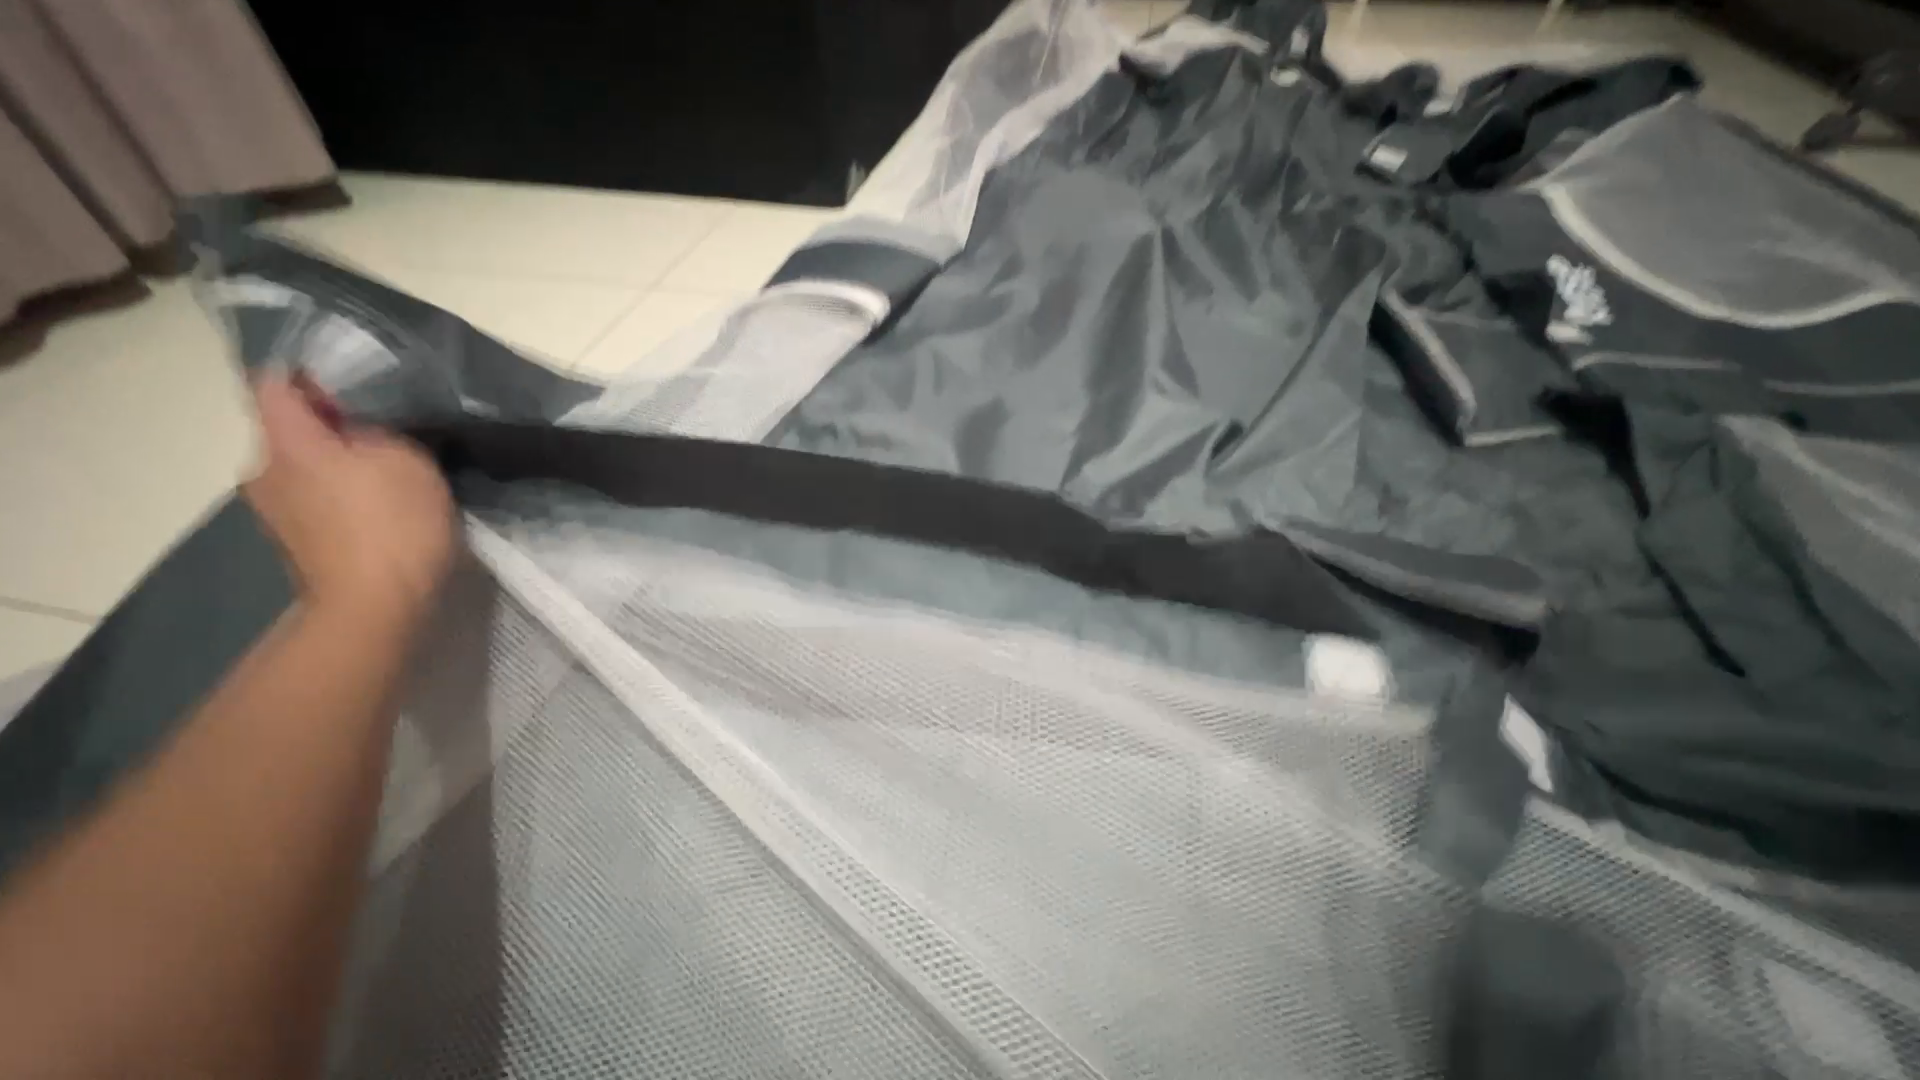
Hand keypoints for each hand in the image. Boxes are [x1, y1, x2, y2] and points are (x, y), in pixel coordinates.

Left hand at [243, 376, 455, 627]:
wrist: (376, 609)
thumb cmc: (393, 525)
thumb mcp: (408, 459)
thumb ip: (377, 430)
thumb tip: (358, 429)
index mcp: (286, 441)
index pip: (274, 382)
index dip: (310, 375)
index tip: (355, 387)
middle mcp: (262, 470)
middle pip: (289, 428)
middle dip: (329, 427)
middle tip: (382, 434)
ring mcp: (272, 511)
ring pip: (301, 467)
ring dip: (336, 466)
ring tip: (384, 477)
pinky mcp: (293, 542)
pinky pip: (312, 500)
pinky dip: (339, 498)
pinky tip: (377, 512)